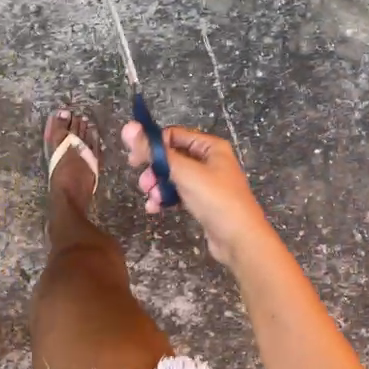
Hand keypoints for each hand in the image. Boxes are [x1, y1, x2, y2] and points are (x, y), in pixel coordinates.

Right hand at [122, 122, 277, 269]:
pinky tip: (155, 208)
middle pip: (171, 156)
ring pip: (172, 176)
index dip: (152, 144)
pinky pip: (178, 193)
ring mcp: (207, 182)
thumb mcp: (183, 171)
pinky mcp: (203, 201)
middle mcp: (209, 160)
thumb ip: (154, 151)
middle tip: (142, 182)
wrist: (240, 240)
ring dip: (157, 185)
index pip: (173, 135)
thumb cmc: (215, 199)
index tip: (134, 159)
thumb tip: (128, 128)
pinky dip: (165, 198)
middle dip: (154, 169)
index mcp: (210, 146)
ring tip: (151, 198)